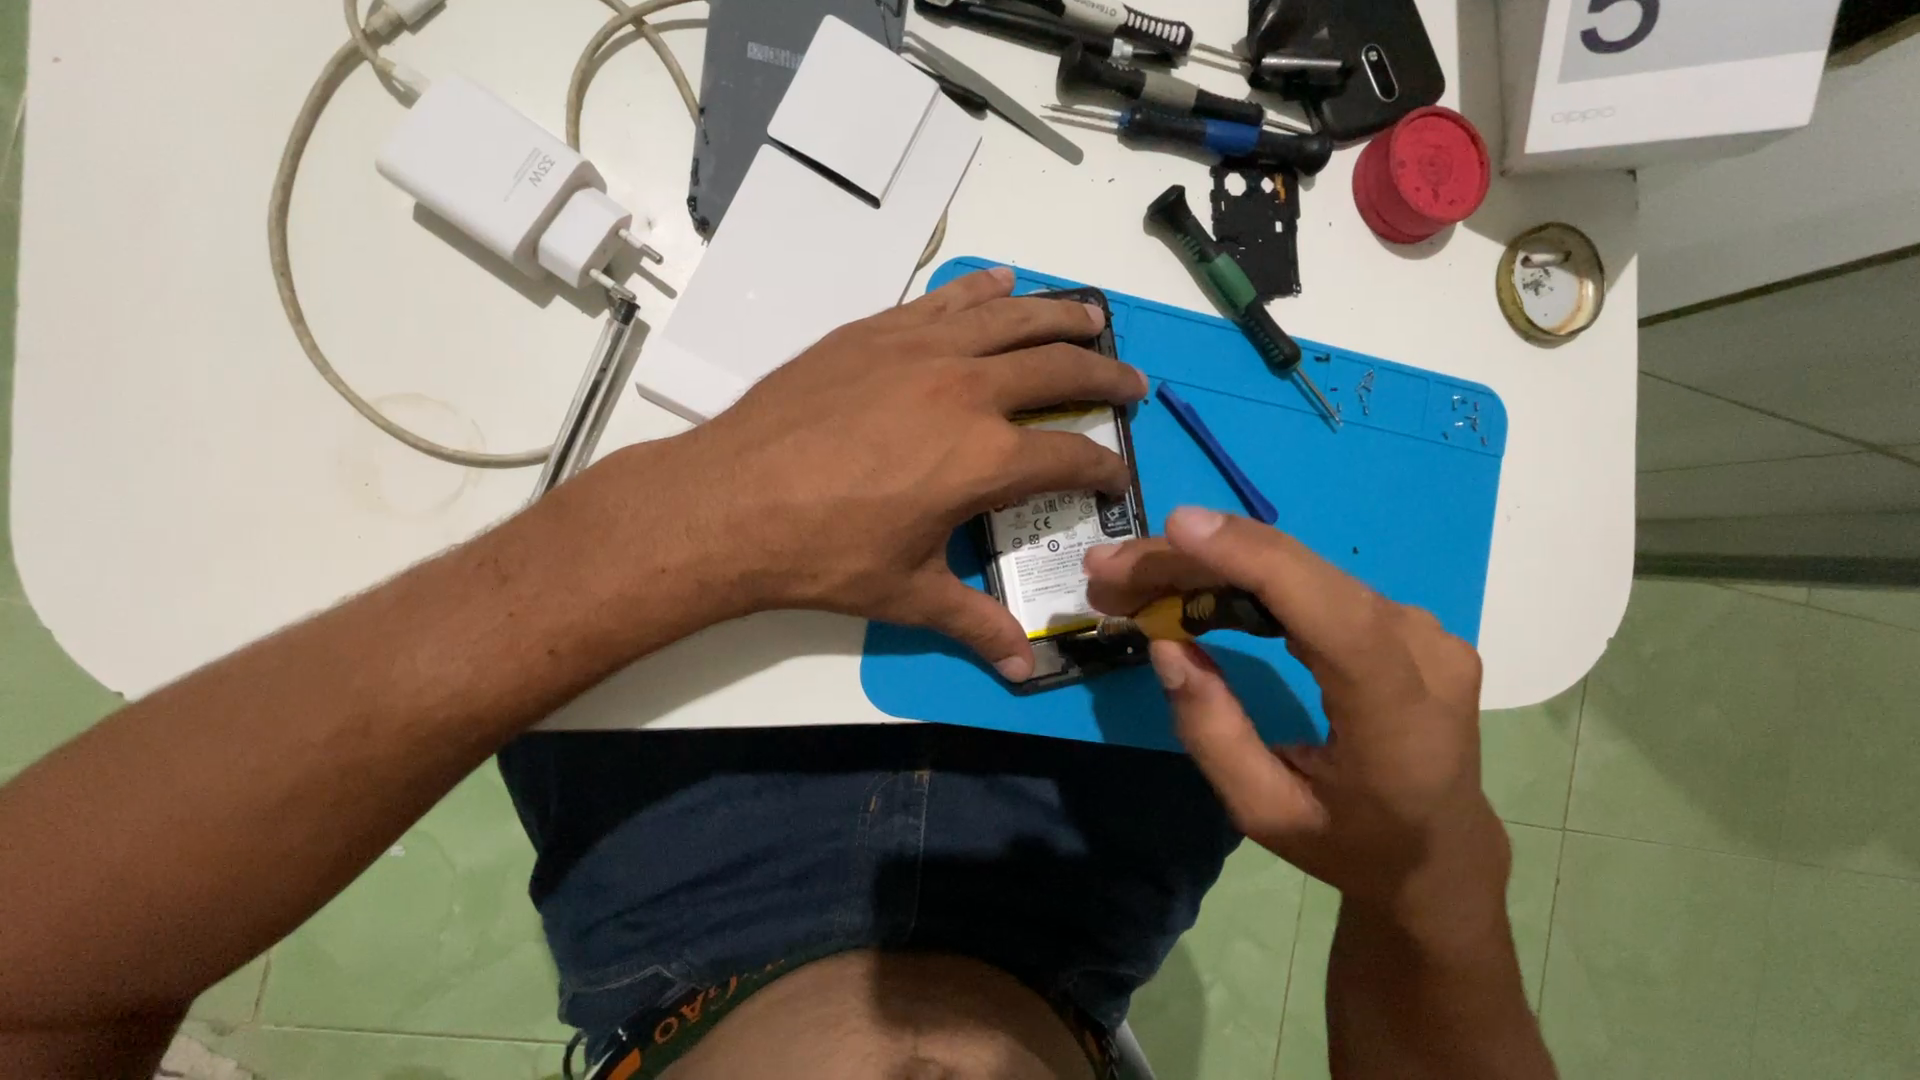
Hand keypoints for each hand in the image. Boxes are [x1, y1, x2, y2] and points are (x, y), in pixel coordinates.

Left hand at [647, 267, 1146, 679]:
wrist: (732, 503)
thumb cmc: (825, 554)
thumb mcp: (908, 595)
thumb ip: (975, 623)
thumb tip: (1022, 670)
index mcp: (985, 459)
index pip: (1070, 457)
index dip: (1104, 468)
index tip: (1118, 475)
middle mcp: (967, 390)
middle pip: (1058, 370)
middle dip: (1105, 377)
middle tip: (1132, 382)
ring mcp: (920, 352)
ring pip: (1009, 319)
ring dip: (1059, 316)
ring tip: (1090, 319)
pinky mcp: (875, 333)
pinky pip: (944, 301)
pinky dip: (981, 290)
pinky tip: (1001, 282)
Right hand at [1084, 507, 1507, 939]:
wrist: (1440, 849)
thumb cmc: (1351, 843)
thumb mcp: (1264, 810)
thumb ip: (1213, 732)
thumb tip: (1167, 644)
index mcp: (1399, 713)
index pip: (1331, 613)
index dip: (1253, 560)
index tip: (1176, 528)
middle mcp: (1420, 650)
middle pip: (1299, 576)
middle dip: (1194, 561)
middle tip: (1106, 571)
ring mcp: (1417, 627)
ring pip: (1298, 570)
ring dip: (1208, 565)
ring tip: (1133, 579)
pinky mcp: (1398, 619)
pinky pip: (1309, 582)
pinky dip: (1241, 576)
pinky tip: (1189, 583)